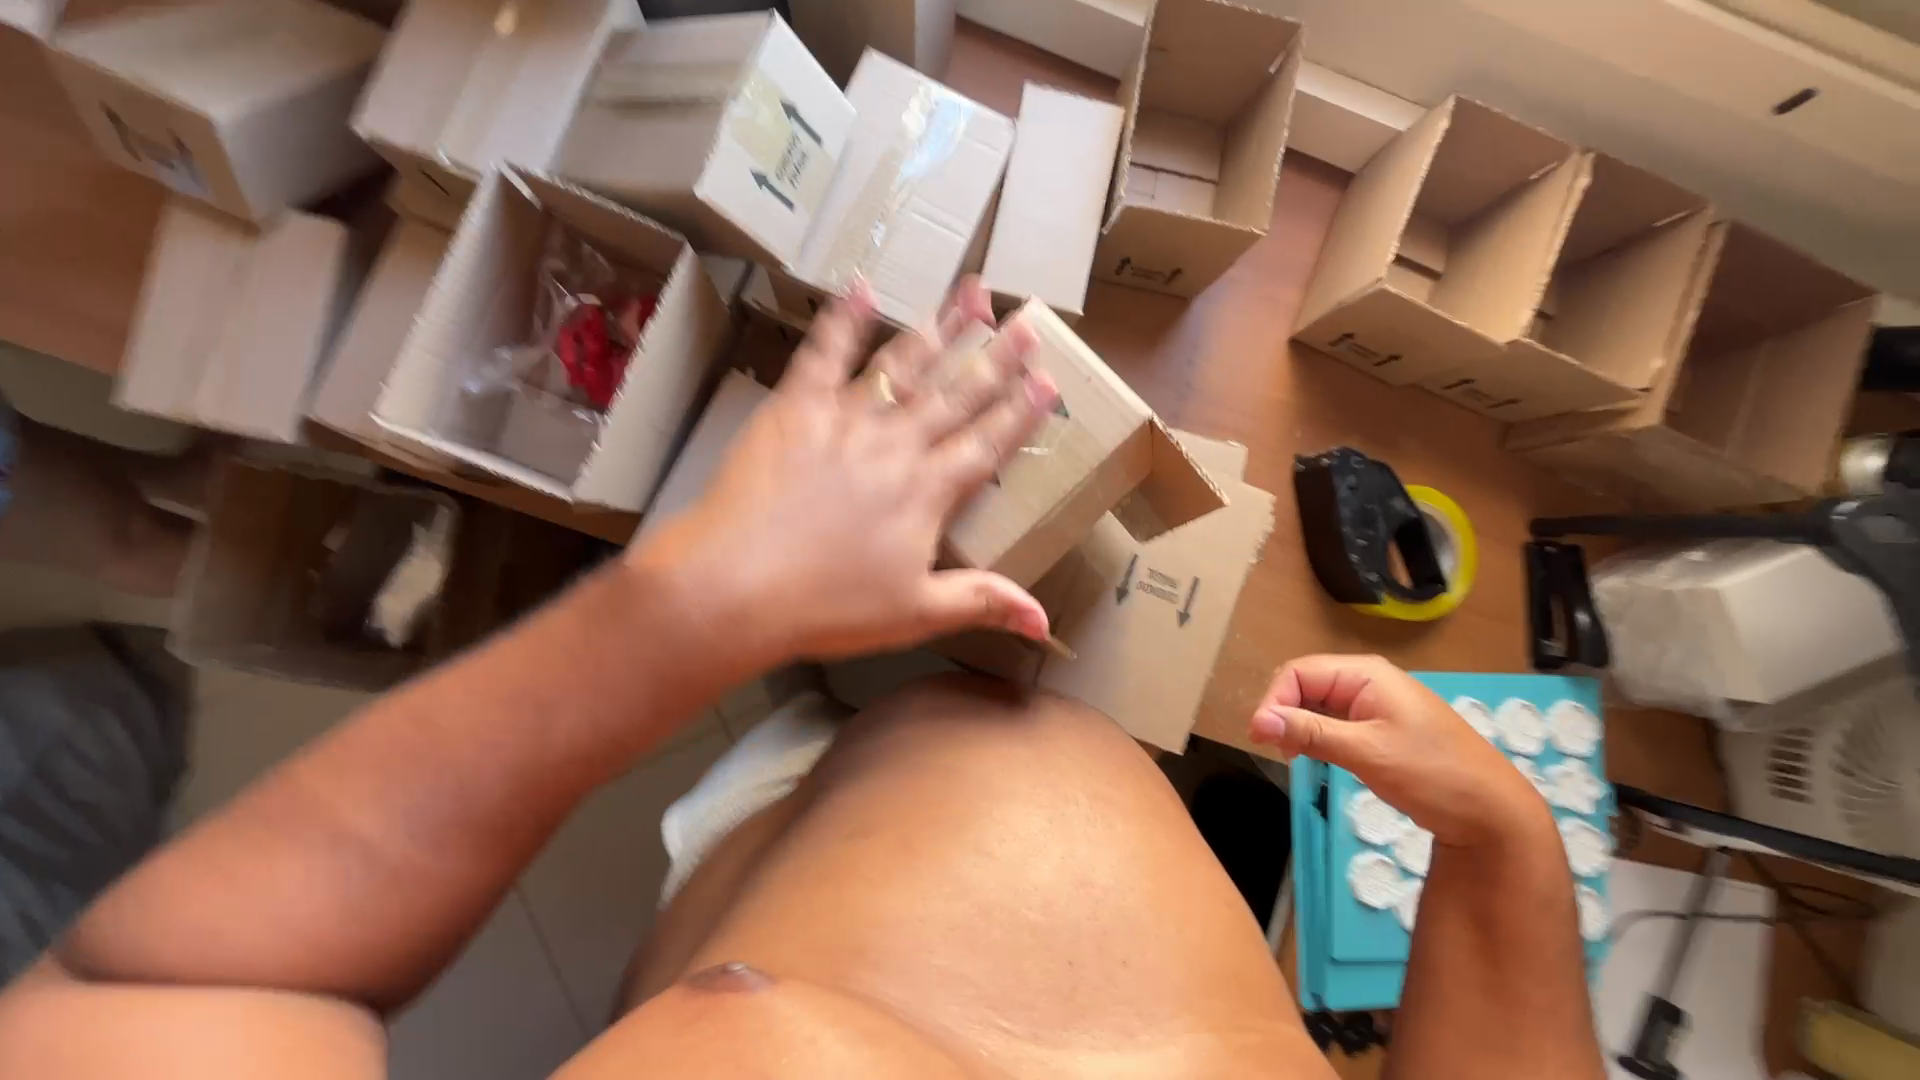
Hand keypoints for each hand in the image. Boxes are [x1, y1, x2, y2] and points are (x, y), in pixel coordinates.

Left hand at [633, 277, 1058, 669]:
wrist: (736, 586)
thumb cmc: (829, 607)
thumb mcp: (915, 613)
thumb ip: (982, 602)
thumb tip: (1044, 622)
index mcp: (928, 492)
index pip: (987, 444)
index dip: (1020, 413)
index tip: (1048, 380)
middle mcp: (896, 445)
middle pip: (955, 395)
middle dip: (995, 358)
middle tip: (1026, 321)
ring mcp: (845, 420)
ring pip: (902, 365)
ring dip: (939, 328)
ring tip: (969, 294)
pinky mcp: (796, 409)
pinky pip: (823, 354)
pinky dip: (843, 320)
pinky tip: (862, 287)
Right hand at [1249, 655, 1551, 849]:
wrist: (1494, 815)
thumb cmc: (1432, 775)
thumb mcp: (1366, 753)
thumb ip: (1310, 732)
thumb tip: (1259, 721)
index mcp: (1365, 674)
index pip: (1297, 672)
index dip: (1273, 701)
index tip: (1260, 738)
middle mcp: (1367, 681)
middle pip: (1304, 685)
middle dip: (1284, 712)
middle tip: (1280, 751)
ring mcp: (1375, 704)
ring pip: (1317, 705)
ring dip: (1299, 726)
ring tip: (1295, 757)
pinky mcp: (1380, 727)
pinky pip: (1334, 721)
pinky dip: (1317, 736)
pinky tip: (1315, 757)